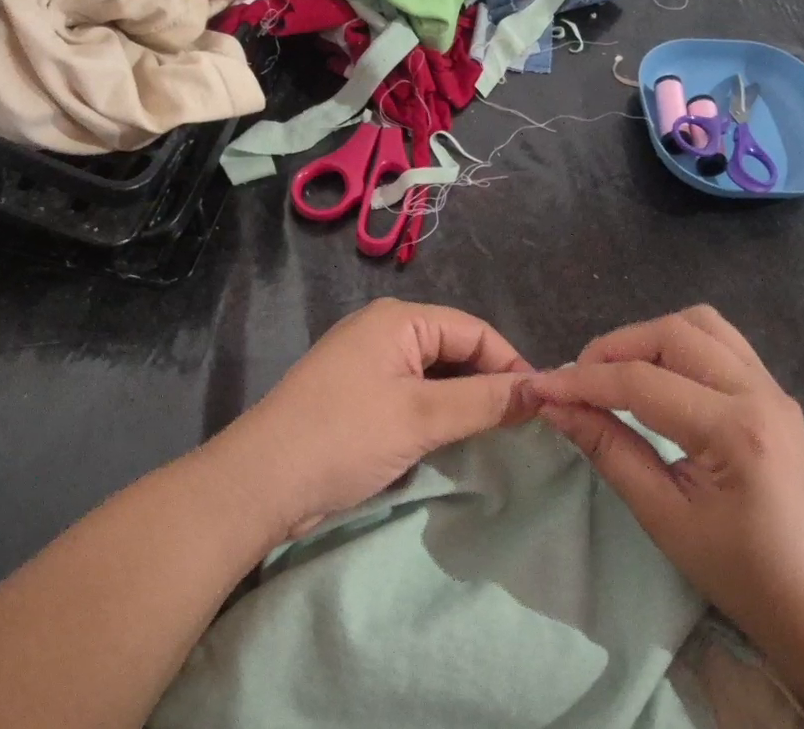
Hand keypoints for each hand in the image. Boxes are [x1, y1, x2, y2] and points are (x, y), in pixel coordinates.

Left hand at [205, 298, 534, 540]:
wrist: (260, 484)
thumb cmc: (343, 437)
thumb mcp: (422, 417)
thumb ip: (485, 401)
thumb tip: (542, 390)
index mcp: (397, 320)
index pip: (474, 330)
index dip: (511, 365)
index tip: (543, 407)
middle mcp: (382, 333)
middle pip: (455, 350)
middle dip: (488, 384)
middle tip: (524, 425)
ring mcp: (366, 366)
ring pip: (434, 377)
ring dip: (463, 403)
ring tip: (496, 435)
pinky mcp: (357, 399)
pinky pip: (411, 397)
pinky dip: (436, 416)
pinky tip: (452, 441)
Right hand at [529, 306, 803, 646]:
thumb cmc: (742, 572)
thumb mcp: (665, 518)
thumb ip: (611, 452)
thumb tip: (557, 408)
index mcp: (735, 430)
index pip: (642, 382)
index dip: (582, 381)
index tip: (538, 388)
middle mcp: (758, 392)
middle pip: (673, 333)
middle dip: (614, 348)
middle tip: (576, 382)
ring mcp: (771, 386)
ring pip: (700, 324)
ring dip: (648, 338)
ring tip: (614, 374)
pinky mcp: (773, 391)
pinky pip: (719, 341)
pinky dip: (677, 345)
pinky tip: (656, 377)